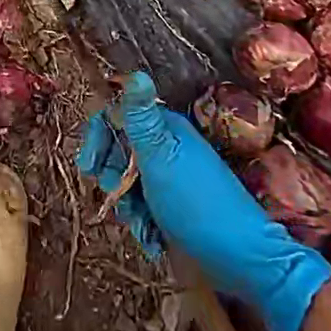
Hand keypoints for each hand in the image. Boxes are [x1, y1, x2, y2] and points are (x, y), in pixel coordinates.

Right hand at [78, 72, 330, 330]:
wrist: (242, 258)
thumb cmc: (198, 204)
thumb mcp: (161, 159)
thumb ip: (141, 119)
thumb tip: (135, 72)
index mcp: (165, 129)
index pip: (116, 117)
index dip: (98, 139)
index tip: (88, 168)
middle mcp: (167, 148)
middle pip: (118, 151)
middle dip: (111, 177)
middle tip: (116, 197)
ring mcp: (171, 179)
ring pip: (127, 184)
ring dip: (126, 207)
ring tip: (141, 225)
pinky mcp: (174, 207)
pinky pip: (143, 209)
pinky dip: (143, 225)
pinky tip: (153, 240)